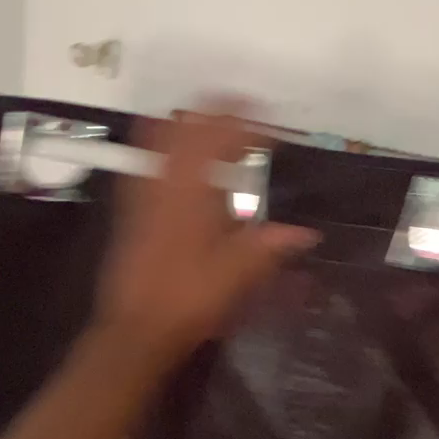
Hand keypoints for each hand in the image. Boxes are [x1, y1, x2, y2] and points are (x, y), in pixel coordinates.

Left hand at [93, 99, 319, 366]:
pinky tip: (173, 154)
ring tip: (208, 120)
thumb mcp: (239, 274)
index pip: (224, 140)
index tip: (273, 128)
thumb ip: (271, 246)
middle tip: (241, 110)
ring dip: (186, 123)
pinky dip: (160, 145)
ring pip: (160, 137)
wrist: (137, 328)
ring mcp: (143, 193)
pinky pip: (144, 161)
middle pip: (187, 127)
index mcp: (195, 192)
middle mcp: (166, 182)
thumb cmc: (190, 298)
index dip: (251, 126)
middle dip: (216, 111)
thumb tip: (307, 233)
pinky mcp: (131, 209)